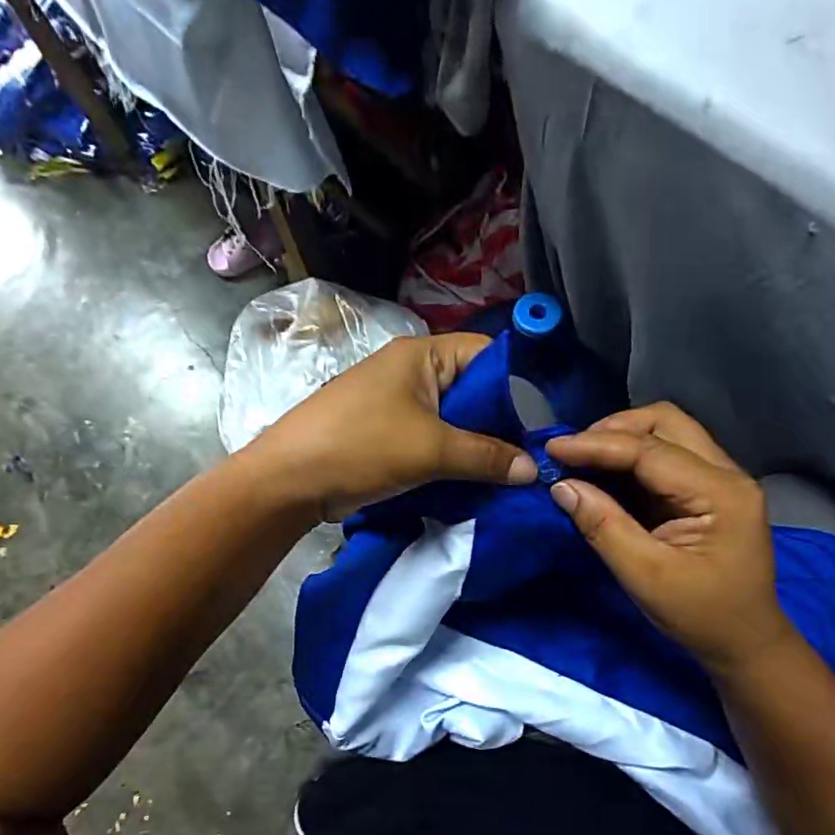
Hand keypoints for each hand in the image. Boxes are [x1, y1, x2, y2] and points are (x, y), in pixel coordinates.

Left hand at [242, 333, 537, 521]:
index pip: (487, 354)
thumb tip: (532, 468)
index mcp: (421, 355)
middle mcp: (409, 371)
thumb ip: (486, 456)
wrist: (289, 480)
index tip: (544, 421)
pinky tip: (473, 481)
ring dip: (475, 445)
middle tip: (529, 455)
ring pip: (451, 418)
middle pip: (472, 389)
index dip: (519, 384)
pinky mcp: (385, 433)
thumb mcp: (431, 450)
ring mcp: (395, 403)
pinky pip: (430, 438)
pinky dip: (450, 458)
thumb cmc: (361, 448)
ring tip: (508, 473)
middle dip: (500, 422)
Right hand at [545, 403, 792, 668]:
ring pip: (666, 433)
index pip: (650, 449)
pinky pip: (664, 457)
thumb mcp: (646, 576)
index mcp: (720, 493)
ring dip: (620, 440)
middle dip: (613, 430)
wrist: (744, 643)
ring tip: (580, 461)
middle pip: (665, 422)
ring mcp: (718, 480)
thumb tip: (560, 487)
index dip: (596, 445)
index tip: (552, 448)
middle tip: (571, 453)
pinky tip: (602, 475)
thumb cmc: (701, 615)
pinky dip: (628, 459)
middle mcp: (725, 474)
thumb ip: (603, 526)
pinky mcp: (705, 491)